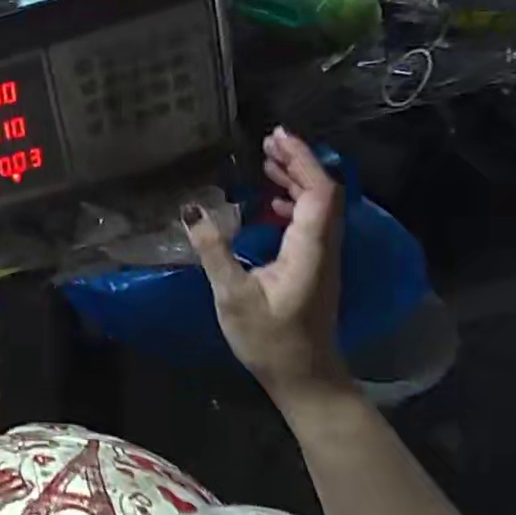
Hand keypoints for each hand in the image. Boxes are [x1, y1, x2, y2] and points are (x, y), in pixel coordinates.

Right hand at [183, 127, 350, 398]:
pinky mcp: (314, 268)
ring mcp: (322, 259)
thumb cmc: (269, 338)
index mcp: (310, 250)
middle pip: (323, 193)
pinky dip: (292, 202)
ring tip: (266, 163)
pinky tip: (268, 203)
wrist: (304, 377)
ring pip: (319, 207)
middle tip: (268, 141)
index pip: (318, 192)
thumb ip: (214, 249)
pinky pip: (310, 222)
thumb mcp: (232, 293)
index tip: (276, 137)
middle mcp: (324, 248)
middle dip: (299, 162)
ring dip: (297, 180)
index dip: (302, 160)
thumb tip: (192, 209)